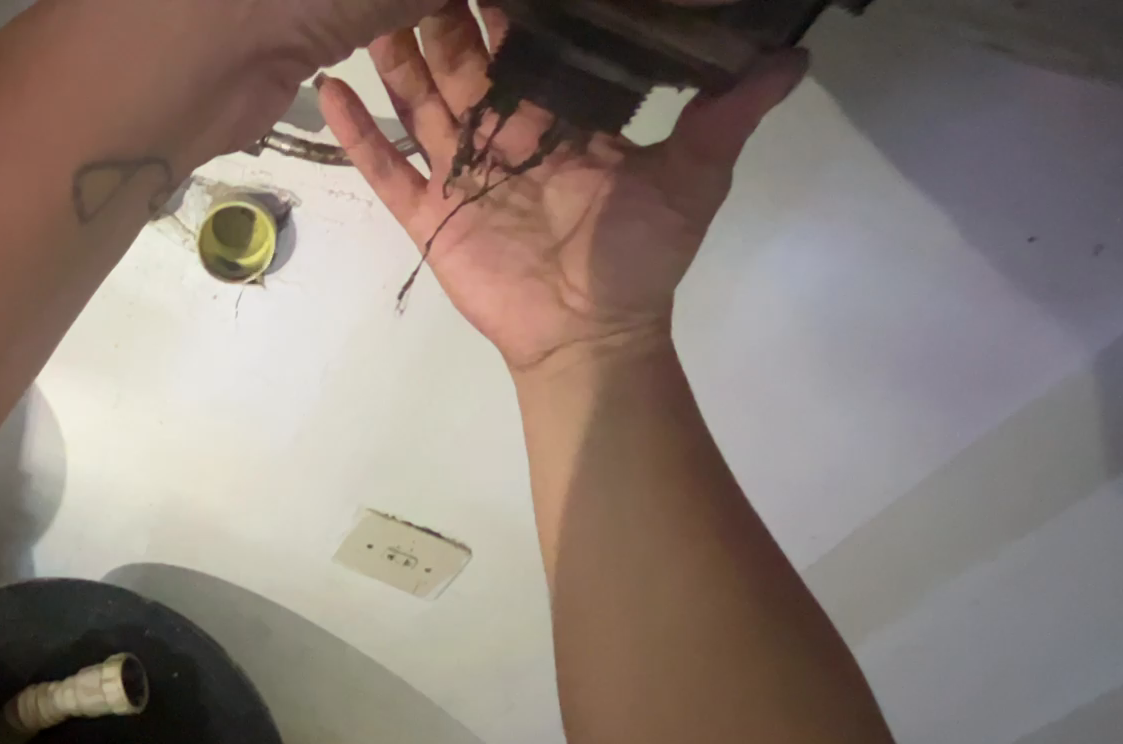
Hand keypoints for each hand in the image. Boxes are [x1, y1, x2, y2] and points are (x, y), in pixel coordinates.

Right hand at [317, 2, 807, 372]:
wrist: (586, 331)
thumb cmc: (635, 260)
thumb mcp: (692, 178)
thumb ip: (724, 115)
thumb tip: (791, 55)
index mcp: (559, 121)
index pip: (528, 46)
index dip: (510, 4)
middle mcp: (503, 139)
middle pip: (463, 66)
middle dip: (444, 18)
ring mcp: (459, 177)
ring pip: (419, 105)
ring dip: (396, 61)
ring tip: (369, 12)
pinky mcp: (427, 217)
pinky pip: (385, 171)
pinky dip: (358, 135)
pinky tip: (331, 92)